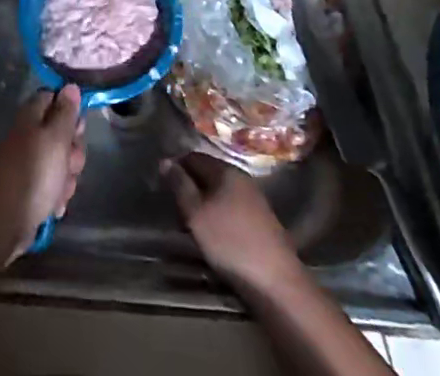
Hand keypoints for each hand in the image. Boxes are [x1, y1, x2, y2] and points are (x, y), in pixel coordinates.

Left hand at [0, 86, 86, 263]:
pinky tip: (52, 205)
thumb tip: (70, 86)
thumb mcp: (55, 140)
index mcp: (29, 118)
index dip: (69, 111)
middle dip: (72, 152)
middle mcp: (27, 135)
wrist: (8, 221)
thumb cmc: (34, 175)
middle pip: (61, 133)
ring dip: (66, 177)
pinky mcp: (31, 183)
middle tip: (68, 164)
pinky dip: (56, 193)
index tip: (77, 129)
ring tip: (58, 189)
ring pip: (61, 161)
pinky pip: (53, 182)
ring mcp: (28, 160)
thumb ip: (64, 113)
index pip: (52, 98)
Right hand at [165, 152, 299, 285]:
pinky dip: (218, 213)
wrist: (276, 282)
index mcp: (225, 170)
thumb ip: (179, 184)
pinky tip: (213, 232)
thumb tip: (166, 161)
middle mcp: (242, 179)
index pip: (192, 157)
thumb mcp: (195, 212)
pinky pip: (231, 206)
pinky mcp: (262, 220)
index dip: (175, 168)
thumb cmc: (229, 241)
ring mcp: (255, 199)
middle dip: (189, 187)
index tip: (163, 186)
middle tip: (176, 207)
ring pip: (219, 191)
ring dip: (203, 202)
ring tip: (191, 222)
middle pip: (207, 173)